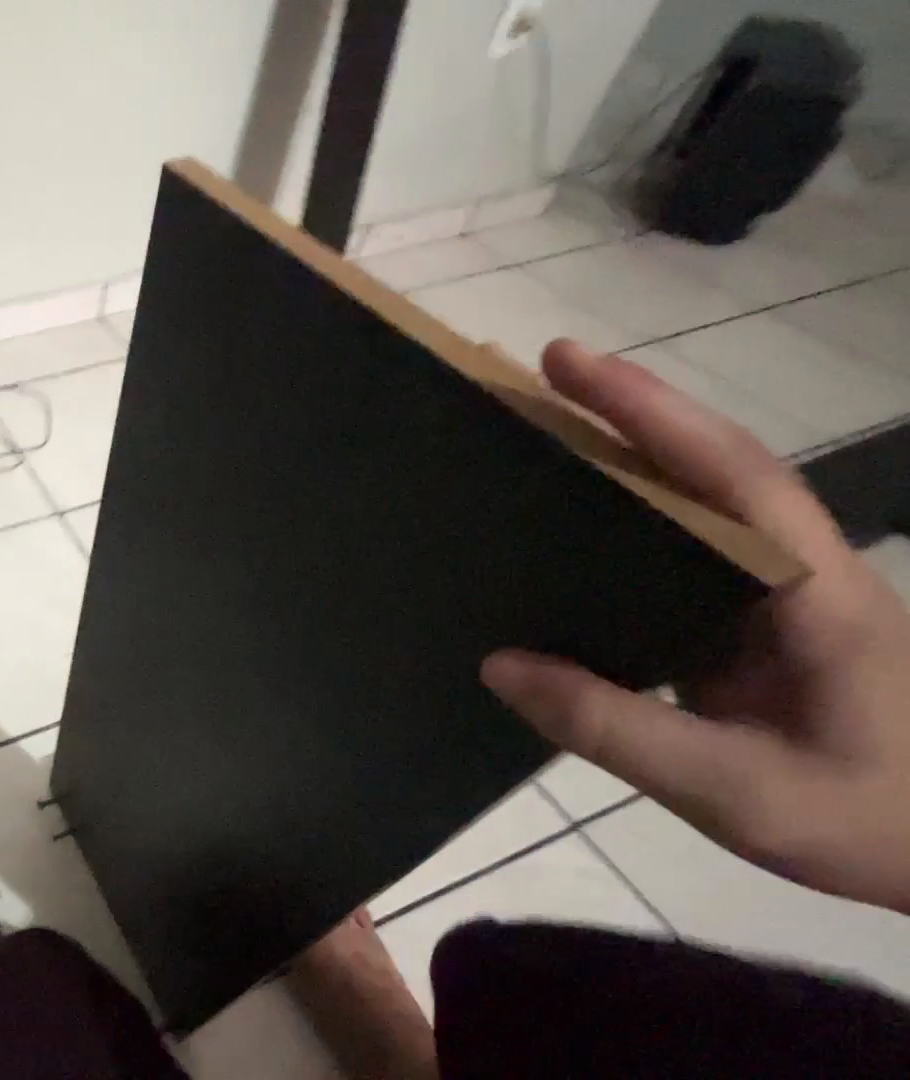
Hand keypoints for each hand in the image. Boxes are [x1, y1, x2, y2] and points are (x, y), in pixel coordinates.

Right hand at [481, 340, 909, 914]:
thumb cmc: (881, 822)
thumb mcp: (739, 790)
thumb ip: (616, 728)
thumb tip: (499, 664)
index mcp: (809, 593)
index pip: (729, 476)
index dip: (649, 411)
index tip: (568, 363)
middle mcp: (795, 574)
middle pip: (712, 466)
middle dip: (628, 409)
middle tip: (535, 377)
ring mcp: (776, 598)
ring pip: (700, 502)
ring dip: (627, 453)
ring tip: (541, 431)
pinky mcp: (755, 627)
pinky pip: (682, 551)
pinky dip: (627, 513)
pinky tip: (572, 522)